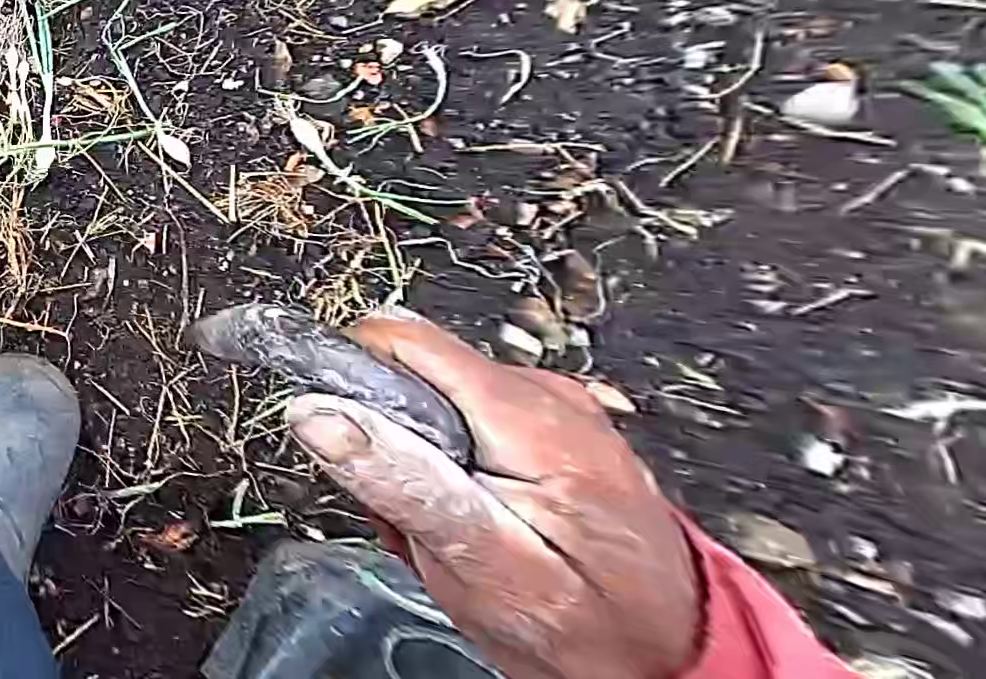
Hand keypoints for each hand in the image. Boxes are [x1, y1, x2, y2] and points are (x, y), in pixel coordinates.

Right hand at [284, 308, 698, 678]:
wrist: (668, 666)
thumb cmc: (583, 631)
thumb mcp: (481, 566)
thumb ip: (399, 482)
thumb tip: (317, 413)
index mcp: (529, 416)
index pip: (402, 339)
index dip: (356, 374)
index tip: (347, 431)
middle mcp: (541, 391)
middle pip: (412, 361)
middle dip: (382, 419)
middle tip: (401, 494)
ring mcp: (546, 401)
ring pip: (428, 383)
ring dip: (408, 437)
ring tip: (434, 507)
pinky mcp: (542, 417)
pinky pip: (456, 404)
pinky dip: (437, 444)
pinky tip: (460, 496)